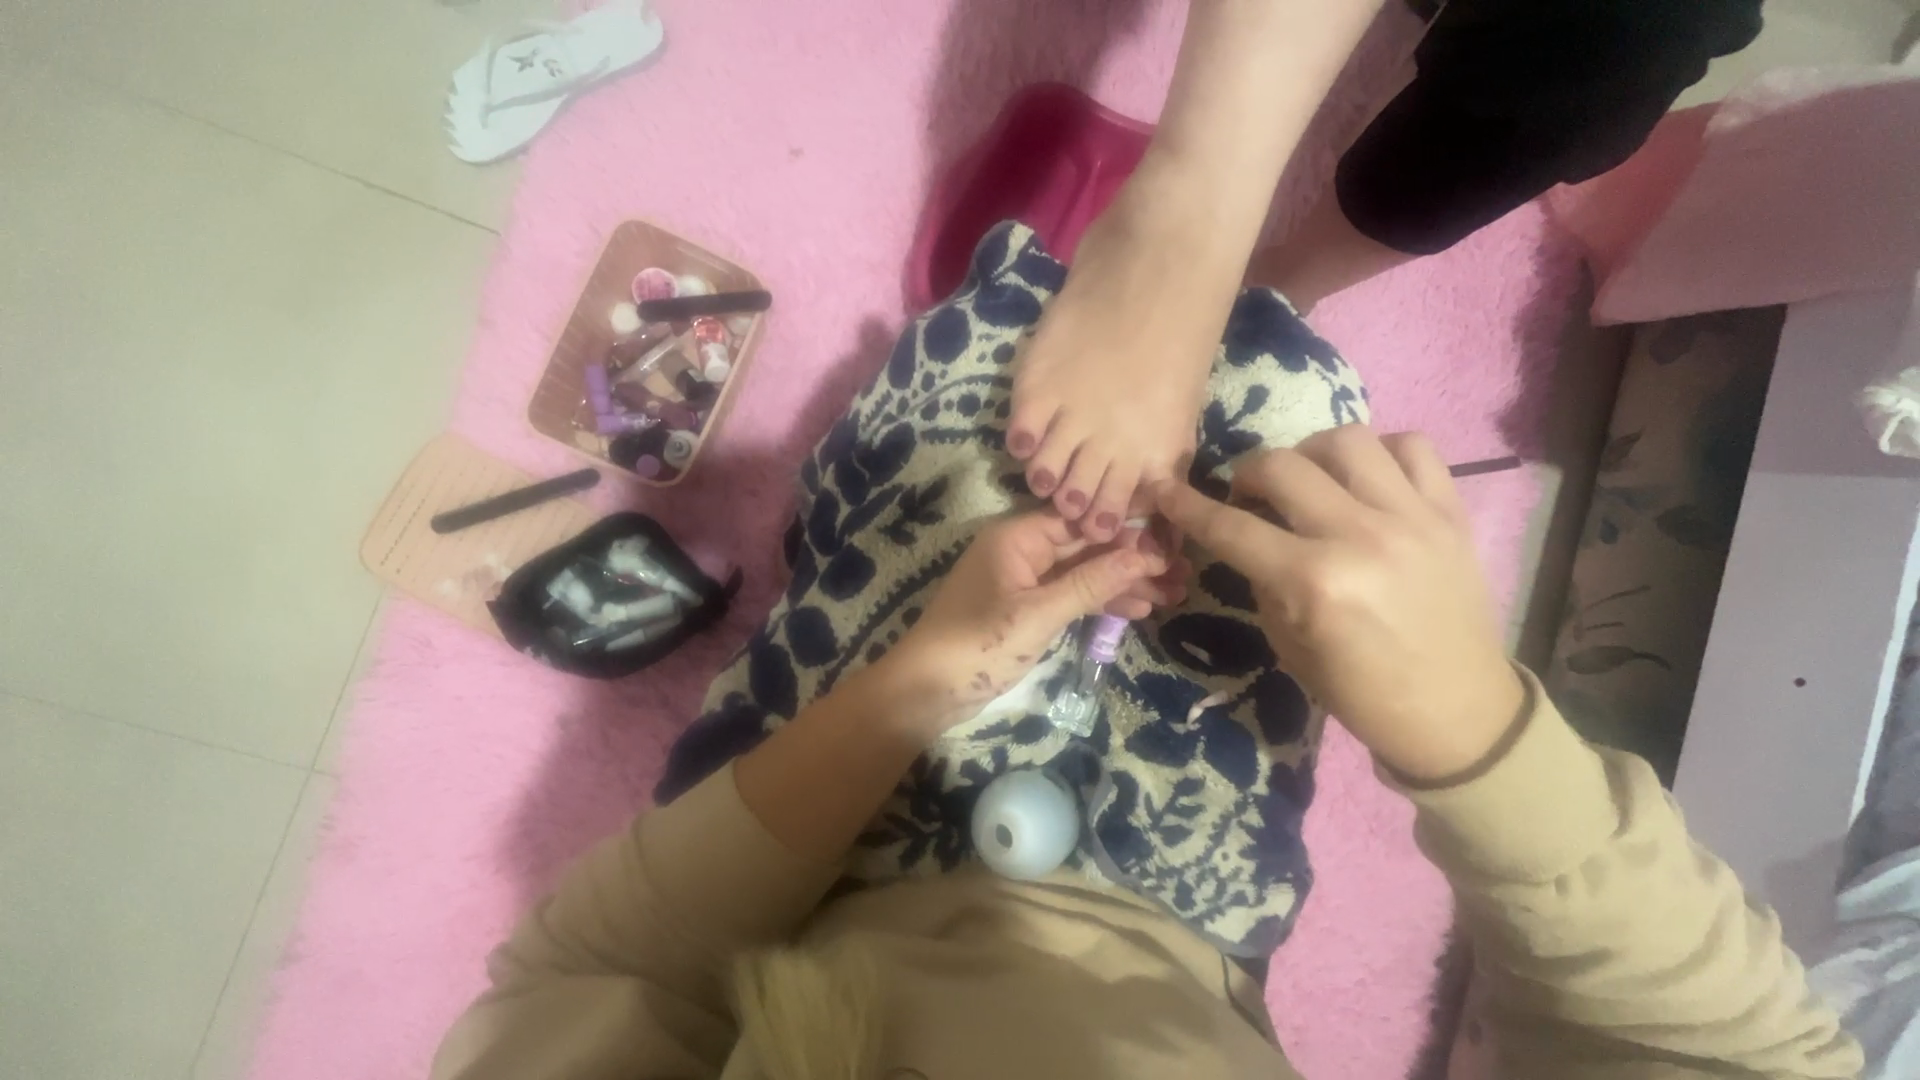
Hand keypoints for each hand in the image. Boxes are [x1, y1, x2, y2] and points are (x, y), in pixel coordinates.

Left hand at [880, 511, 1174, 733]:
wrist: (928, 689)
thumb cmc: (979, 644)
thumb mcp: (1040, 614)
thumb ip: (1091, 583)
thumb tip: (1145, 555)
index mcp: (1016, 536)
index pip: (1081, 520)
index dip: (1127, 530)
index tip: (1171, 543)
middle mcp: (1021, 549)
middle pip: (1085, 546)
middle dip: (1131, 560)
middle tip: (1180, 574)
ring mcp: (1023, 580)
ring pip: (1081, 573)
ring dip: (1121, 584)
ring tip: (1171, 594)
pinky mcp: (1025, 608)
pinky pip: (1069, 595)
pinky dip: (1099, 602)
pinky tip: (1137, 610)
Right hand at [1151, 425, 1526, 783]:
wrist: (1455, 711)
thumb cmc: (1359, 690)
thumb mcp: (1287, 643)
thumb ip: (1263, 579)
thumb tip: (1248, 535)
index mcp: (1314, 582)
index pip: (1232, 528)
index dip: (1188, 506)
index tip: (1166, 490)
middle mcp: (1360, 537)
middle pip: (1281, 466)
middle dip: (1247, 473)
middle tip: (1249, 496)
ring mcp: (1412, 518)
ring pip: (1346, 439)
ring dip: (1309, 453)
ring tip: (1309, 479)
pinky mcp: (1451, 512)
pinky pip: (1413, 447)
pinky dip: (1380, 453)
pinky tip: (1366, 480)